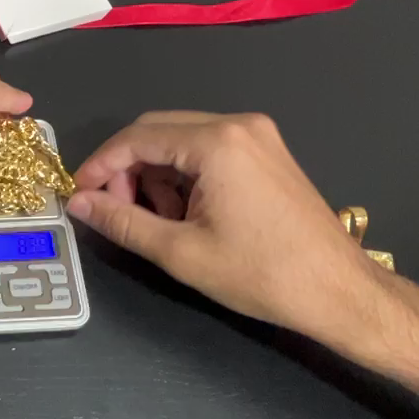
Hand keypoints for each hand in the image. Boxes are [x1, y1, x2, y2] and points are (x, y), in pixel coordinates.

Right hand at [67, 111, 403, 354]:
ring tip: (155, 219)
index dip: (100, 166)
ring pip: (178, 139)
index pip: (136, 138)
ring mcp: (256, 135)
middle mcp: (237, 124)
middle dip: (126, 168)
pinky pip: (205, 149)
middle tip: (113, 209)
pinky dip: (182, 174)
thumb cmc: (262, 274)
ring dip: (154, 173)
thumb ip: (121, 221)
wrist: (342, 293)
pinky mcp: (265, 151)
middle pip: (156, 130)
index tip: (78, 195)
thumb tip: (76, 204)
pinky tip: (183, 211)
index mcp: (217, 142)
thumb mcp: (179, 252)